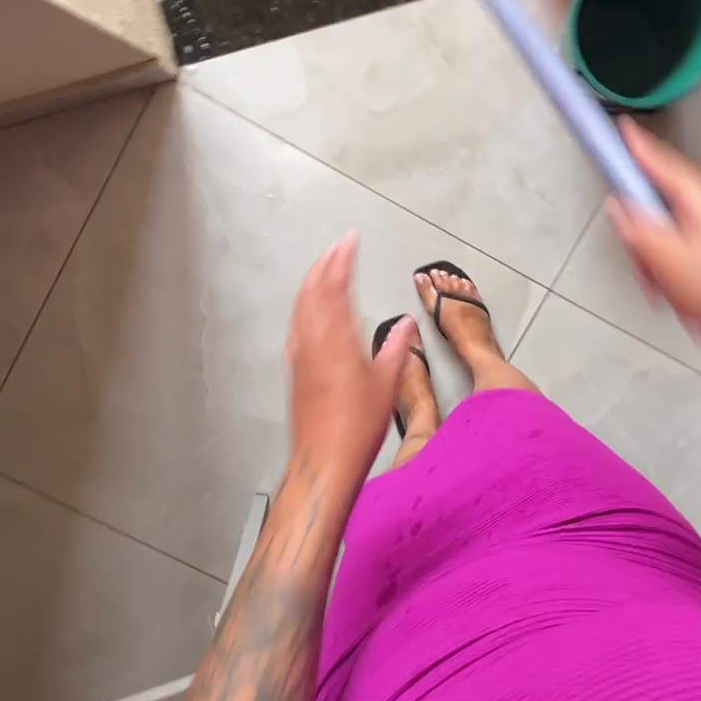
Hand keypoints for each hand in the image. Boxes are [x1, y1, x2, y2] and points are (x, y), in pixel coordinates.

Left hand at [286, 232, 416, 482]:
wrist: (323, 460)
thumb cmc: (356, 427)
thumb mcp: (387, 385)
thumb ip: (397, 348)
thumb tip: (406, 324)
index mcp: (337, 339)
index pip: (337, 286)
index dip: (343, 260)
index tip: (350, 240)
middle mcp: (312, 341)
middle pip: (313, 290)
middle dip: (325, 264)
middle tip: (336, 247)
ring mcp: (300, 355)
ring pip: (301, 306)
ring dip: (312, 282)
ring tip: (323, 268)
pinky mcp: (295, 369)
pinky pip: (297, 325)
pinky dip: (304, 306)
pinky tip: (310, 310)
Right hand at [605, 119, 700, 355]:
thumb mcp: (668, 262)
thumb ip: (638, 231)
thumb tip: (618, 205)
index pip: (662, 163)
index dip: (637, 147)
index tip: (620, 128)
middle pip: (660, 206)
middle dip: (643, 236)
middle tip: (644, 266)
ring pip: (669, 235)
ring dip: (658, 262)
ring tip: (668, 291)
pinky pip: (684, 255)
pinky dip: (674, 274)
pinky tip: (683, 298)